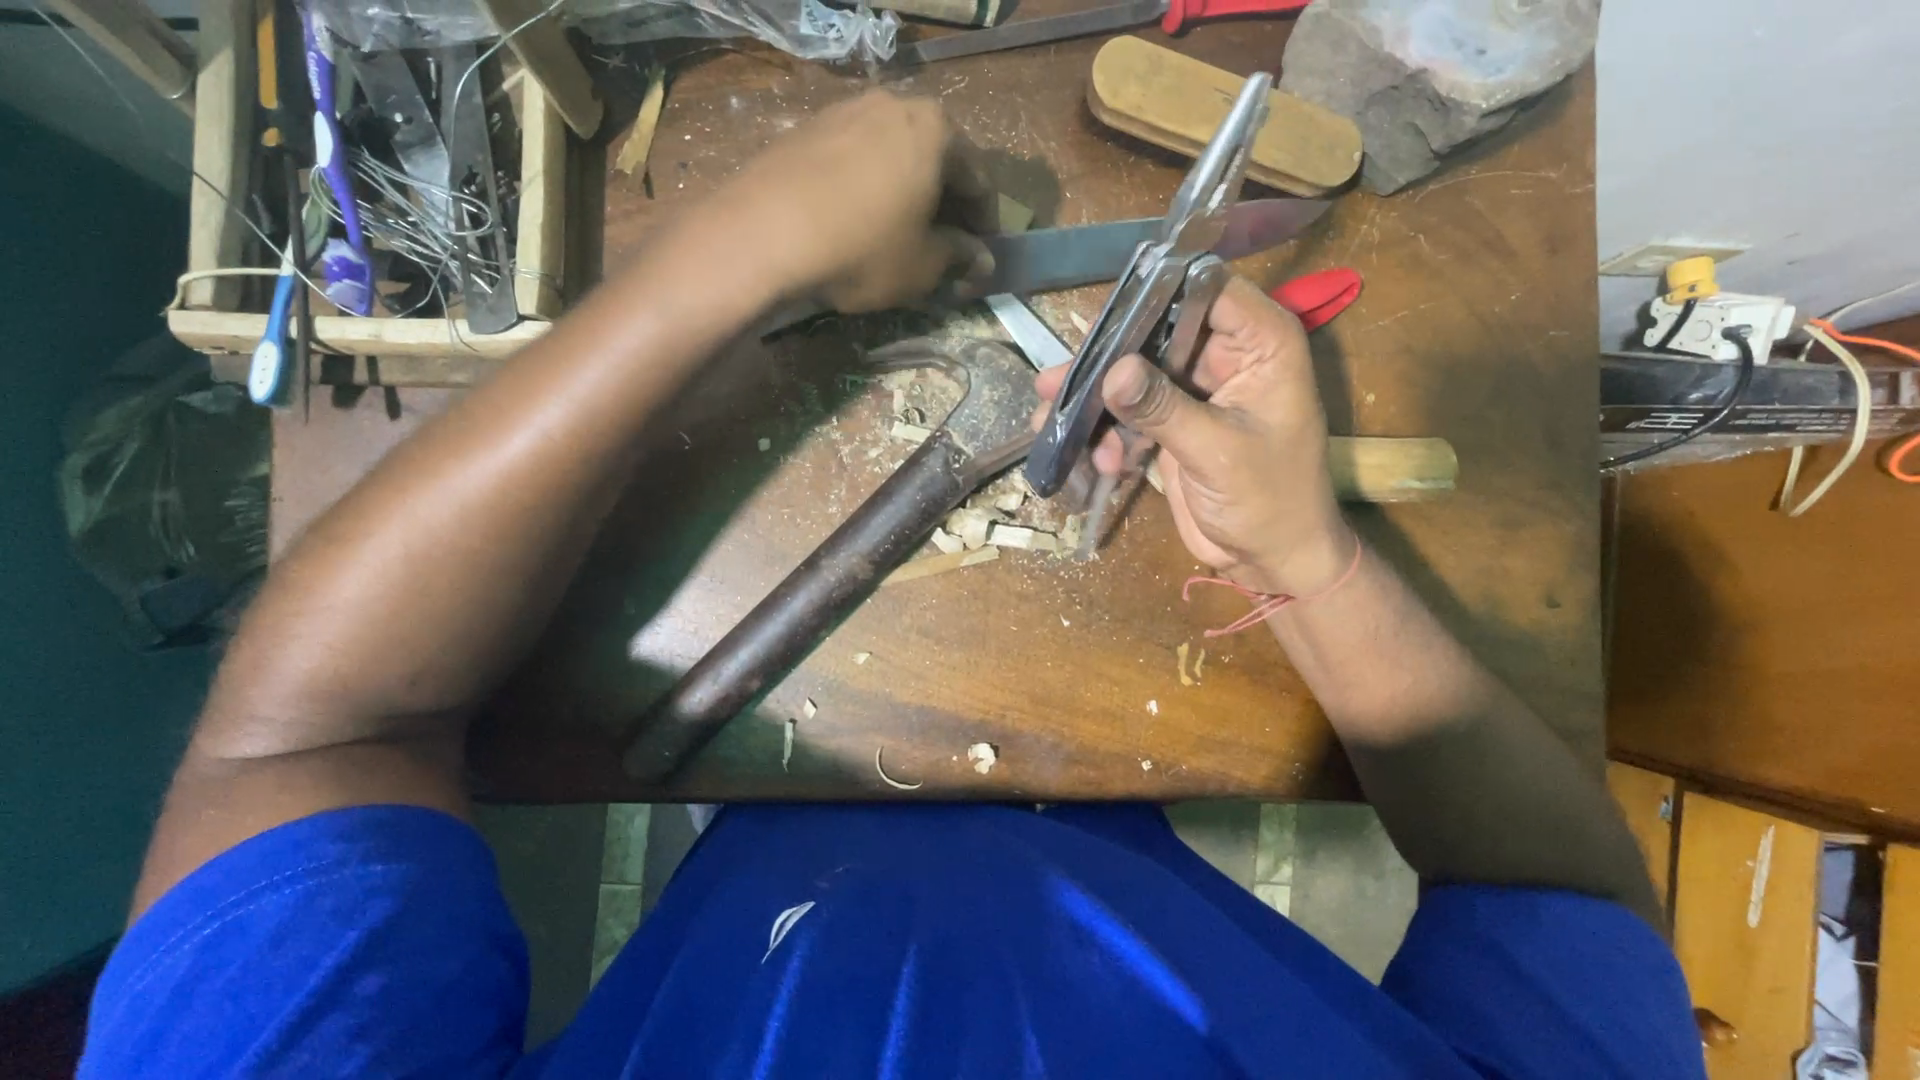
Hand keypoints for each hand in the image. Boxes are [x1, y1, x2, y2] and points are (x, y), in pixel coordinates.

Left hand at [704, 90, 994, 312]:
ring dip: (906, 195)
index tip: (983, 254)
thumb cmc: (863, 249)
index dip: (985, 223)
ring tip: (902, 237)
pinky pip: (854, 162)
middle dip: (945, 205)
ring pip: (892, 158)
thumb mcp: (923, 265)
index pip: (978, 179)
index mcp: (935, 129)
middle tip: (946, 247)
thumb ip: (960, 258)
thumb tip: (981, 259)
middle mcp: (892, 105)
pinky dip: (868, 190)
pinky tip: (859, 225)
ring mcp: (843, 113)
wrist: (763, 235)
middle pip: (934, 160)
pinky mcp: (804, 131)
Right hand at [1035, 277, 1352, 595]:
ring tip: (1050, 416)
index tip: (1106, 315)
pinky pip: (1130, 413)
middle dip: (1108, 355)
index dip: (1158, 292)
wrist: (1271, 560)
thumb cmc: (1270, 500)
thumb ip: (1163, 408)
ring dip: (1095, 399)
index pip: (1208, 288)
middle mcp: (1226, 356)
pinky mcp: (1173, 424)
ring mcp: (1195, 391)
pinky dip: (1108, 434)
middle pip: (1158, 330)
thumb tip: (1112, 371)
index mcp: (1260, 344)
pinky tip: (1099, 462)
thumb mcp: (1217, 451)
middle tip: (1059, 375)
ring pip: (1136, 373)